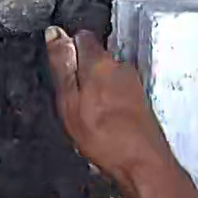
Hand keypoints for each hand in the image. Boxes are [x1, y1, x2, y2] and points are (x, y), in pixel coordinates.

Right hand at [45, 27, 180, 195]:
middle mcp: (120, 66)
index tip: (62, 71)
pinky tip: (104, 126)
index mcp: (100, 62)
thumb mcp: (70, 102)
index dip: (68, 50)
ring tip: (89, 118)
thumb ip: (62, 65)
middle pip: (94, 58)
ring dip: (95, 91)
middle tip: (73, 102)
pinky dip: (108, 104)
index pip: (81, 37)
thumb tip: (55, 33)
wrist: (143, 165)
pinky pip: (117, 93)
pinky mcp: (140, 99)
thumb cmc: (106, 138)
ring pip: (106, 77)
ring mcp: (133, 83)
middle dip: (82, 74)